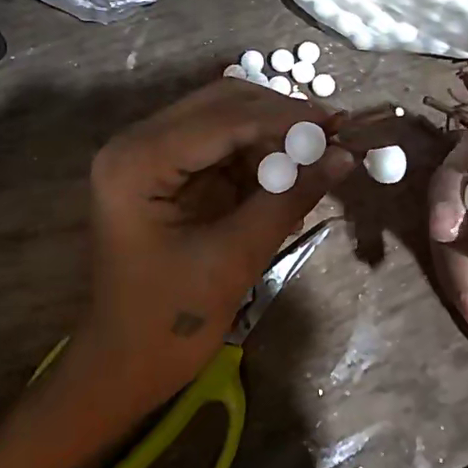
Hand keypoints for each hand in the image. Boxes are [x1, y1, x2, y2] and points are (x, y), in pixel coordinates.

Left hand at [66, 79, 352, 417]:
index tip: (337, 125)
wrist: (124, 363)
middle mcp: (137, 143)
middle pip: (220, 104)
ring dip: (272, 133)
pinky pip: (222, 145)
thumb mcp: (234, 258)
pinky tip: (291, 170)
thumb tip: (343, 155)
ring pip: (224, 118)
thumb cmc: (168, 321)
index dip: (284, 118)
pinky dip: (259, 153)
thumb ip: (288, 200)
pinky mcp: (167, 171)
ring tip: (319, 153)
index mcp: (137, 162)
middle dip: (279, 117)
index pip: (221, 120)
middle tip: (334, 132)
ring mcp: (150, 154)